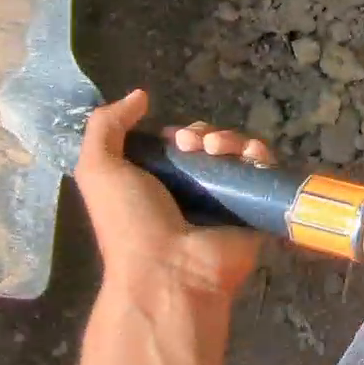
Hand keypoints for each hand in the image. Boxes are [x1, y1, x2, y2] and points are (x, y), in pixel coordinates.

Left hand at [75, 89, 273, 300]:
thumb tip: (140, 95)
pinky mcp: (254, 206)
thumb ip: (106, 126)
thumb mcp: (99, 170)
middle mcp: (194, 189)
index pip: (179, 143)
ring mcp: (226, 199)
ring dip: (231, 140)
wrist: (169, 269)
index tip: (175, 138)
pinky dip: (260, 155)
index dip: (180, 132)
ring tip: (219, 151)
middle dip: (206, 134)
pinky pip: (264, 171)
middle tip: (197, 147)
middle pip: (211, 144)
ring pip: (238, 152)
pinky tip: (250, 155)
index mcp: (158, 182)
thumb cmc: (130, 221)